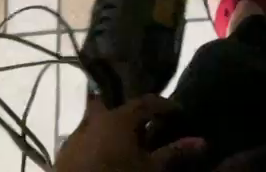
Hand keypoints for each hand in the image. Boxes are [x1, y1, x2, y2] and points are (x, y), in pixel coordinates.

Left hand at [55, 94, 204, 171]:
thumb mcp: (150, 170)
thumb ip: (174, 153)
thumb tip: (202, 141)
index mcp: (119, 117)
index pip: (147, 101)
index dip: (164, 106)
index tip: (178, 113)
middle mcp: (95, 119)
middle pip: (111, 102)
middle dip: (126, 110)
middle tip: (143, 122)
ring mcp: (75, 137)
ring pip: (95, 121)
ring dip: (109, 127)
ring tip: (125, 143)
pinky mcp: (63, 156)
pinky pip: (83, 140)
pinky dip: (96, 143)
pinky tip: (104, 157)